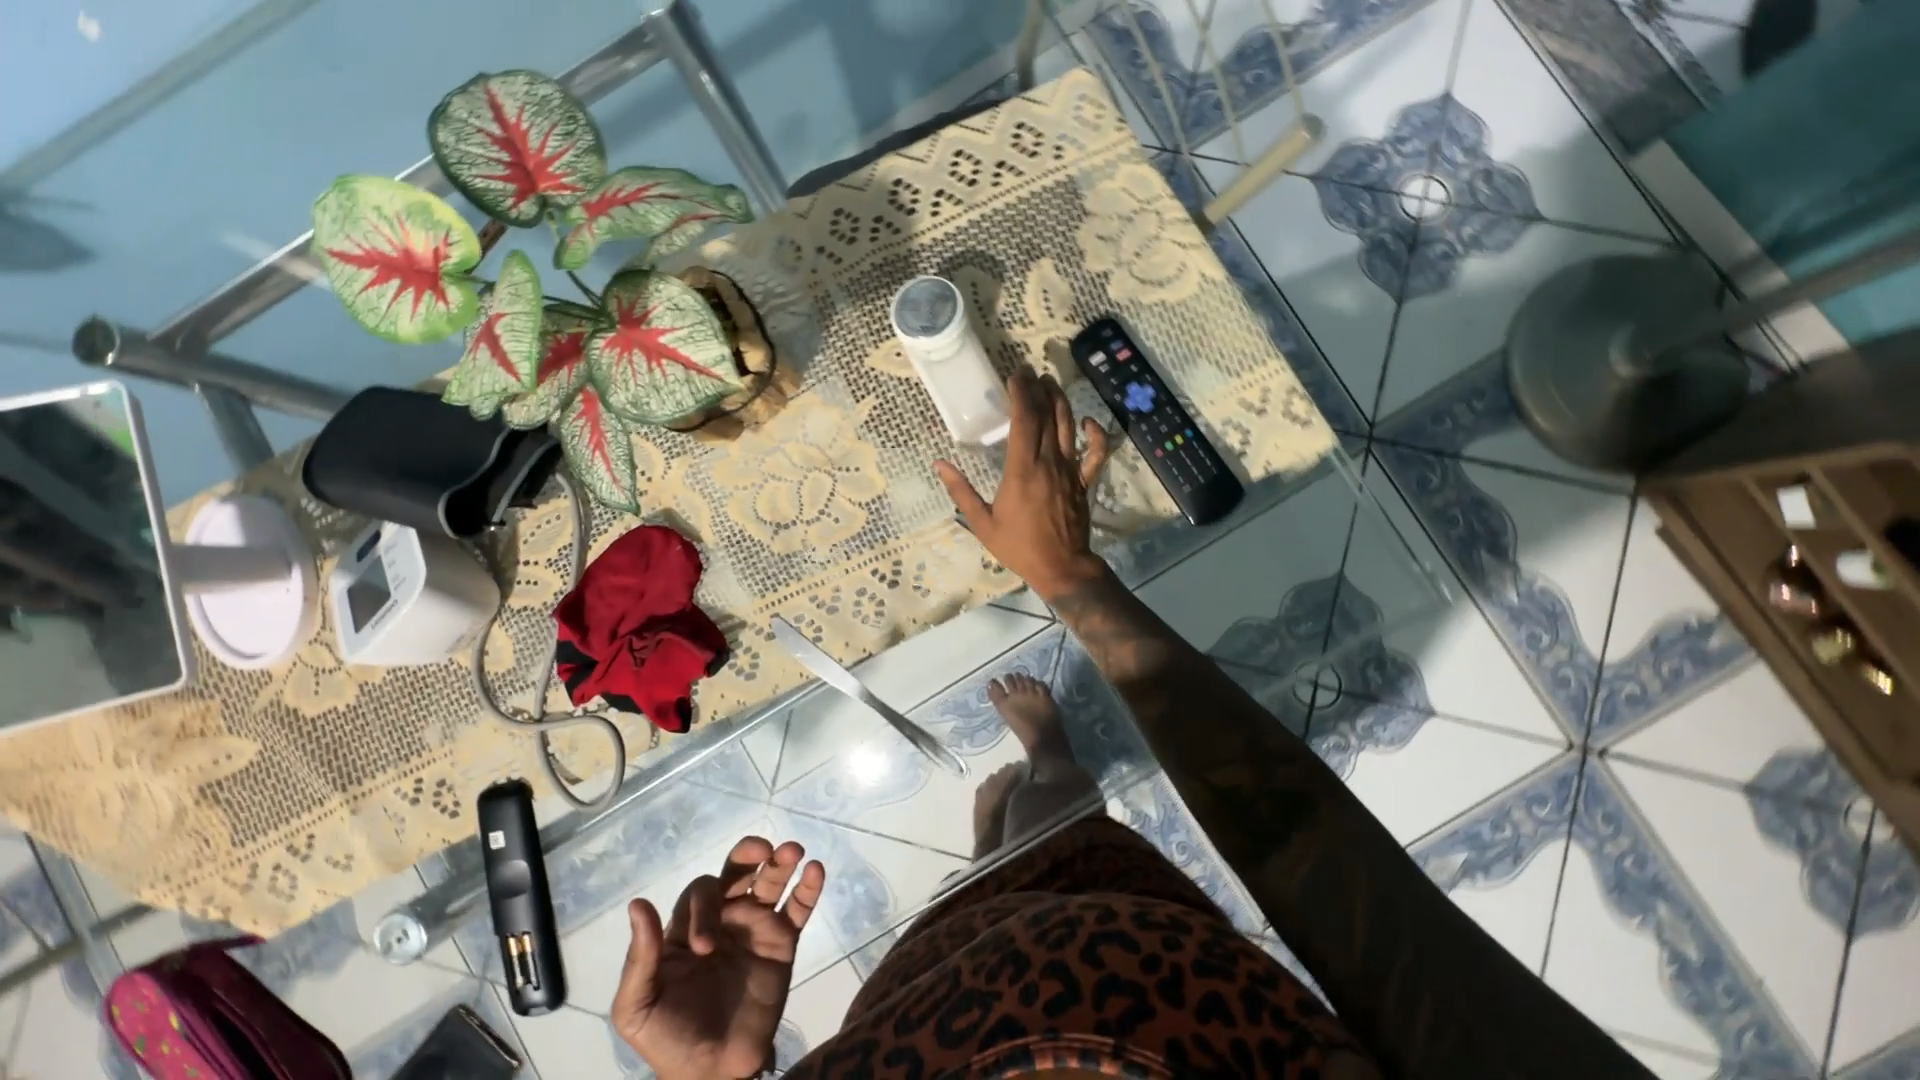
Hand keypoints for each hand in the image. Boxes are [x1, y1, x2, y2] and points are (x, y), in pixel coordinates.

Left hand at [611, 836, 825, 1079]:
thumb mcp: (638, 1005)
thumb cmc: (668, 1039)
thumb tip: (638, 903)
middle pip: (736, 873)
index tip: (706, 951)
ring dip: (781, 863)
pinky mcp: (782, 945)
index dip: (704, 910)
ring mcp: (755, 930)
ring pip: (769, 883)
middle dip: (748, 855)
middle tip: (761, 849)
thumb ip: (640, 957)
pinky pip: (798, 910)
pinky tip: (815, 869)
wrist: (712, 1073)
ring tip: (792, 850)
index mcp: (687, 928)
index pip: (700, 895)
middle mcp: (723, 920)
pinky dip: (808, 889)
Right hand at [936, 366, 1111, 601]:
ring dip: (1060, 401)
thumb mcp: (983, 523)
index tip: (1014, 376)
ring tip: (1049, 382)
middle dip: (1037, 389)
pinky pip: (1096, 453)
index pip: (1024, 420)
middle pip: (1046, 416)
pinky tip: (1086, 421)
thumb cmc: (1019, 547)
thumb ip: (962, 491)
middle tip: (1028, 371)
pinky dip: (1096, 434)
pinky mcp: (1084, 481)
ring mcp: (1070, 470)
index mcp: (1022, 470)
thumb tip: (939, 464)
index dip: (1021, 394)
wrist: (1061, 567)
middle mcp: (1049, 462)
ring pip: (1068, 426)